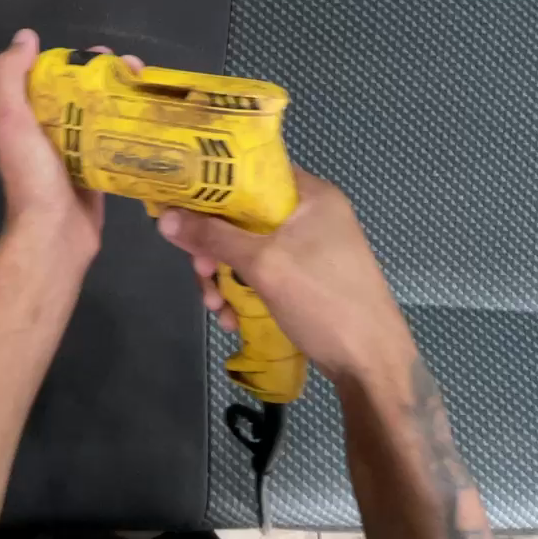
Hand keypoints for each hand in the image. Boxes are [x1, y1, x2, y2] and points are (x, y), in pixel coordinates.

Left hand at [0, 30, 138, 269]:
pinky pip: (118, 145)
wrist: (54, 234)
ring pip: (103, 117)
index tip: (102, 52)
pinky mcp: (100, 174)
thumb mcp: (11, 120)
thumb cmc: (32, 175)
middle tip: (137, 69)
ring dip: (125, 99)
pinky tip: (156, 119)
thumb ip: (10, 77)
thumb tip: (25, 36)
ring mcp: (77, 154)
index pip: (52, 78)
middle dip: (109, 78)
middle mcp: (51, 133)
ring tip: (150, 87)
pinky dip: (134, 130)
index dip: (76, 61)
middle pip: (83, 95)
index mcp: (27, 118)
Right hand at [156, 166, 413, 384]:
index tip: (180, 203)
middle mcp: (311, 215)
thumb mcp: (262, 264)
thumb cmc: (323, 301)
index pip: (253, 172)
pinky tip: (231, 318)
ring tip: (215, 306)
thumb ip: (212, 237)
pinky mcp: (304, 277)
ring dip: (223, 276)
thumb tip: (164, 218)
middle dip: (214, 246)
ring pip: (247, 247)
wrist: (373, 367)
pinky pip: (261, 272)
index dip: (213, 185)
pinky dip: (242, 291)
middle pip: (243, 215)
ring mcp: (309, 248)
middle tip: (201, 270)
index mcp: (311, 196)